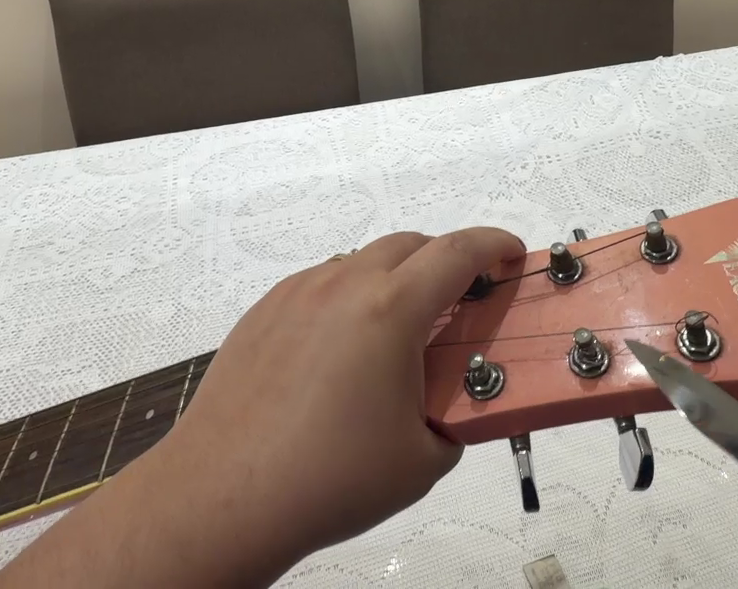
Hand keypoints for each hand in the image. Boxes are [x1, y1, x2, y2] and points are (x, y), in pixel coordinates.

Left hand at [0, 227, 525, 588]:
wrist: (224, 494)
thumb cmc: (328, 477)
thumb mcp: (422, 456)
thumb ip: (455, 414)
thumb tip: (454, 397)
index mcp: (390, 309)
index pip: (459, 252)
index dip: (495, 244)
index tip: (513, 254)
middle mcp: (343, 284)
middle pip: (409, 245)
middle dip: (446, 260)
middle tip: (461, 299)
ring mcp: (298, 292)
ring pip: (362, 261)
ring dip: (394, 278)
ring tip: (399, 332)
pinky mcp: (265, 310)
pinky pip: (321, 284)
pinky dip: (349, 296)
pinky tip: (342, 351)